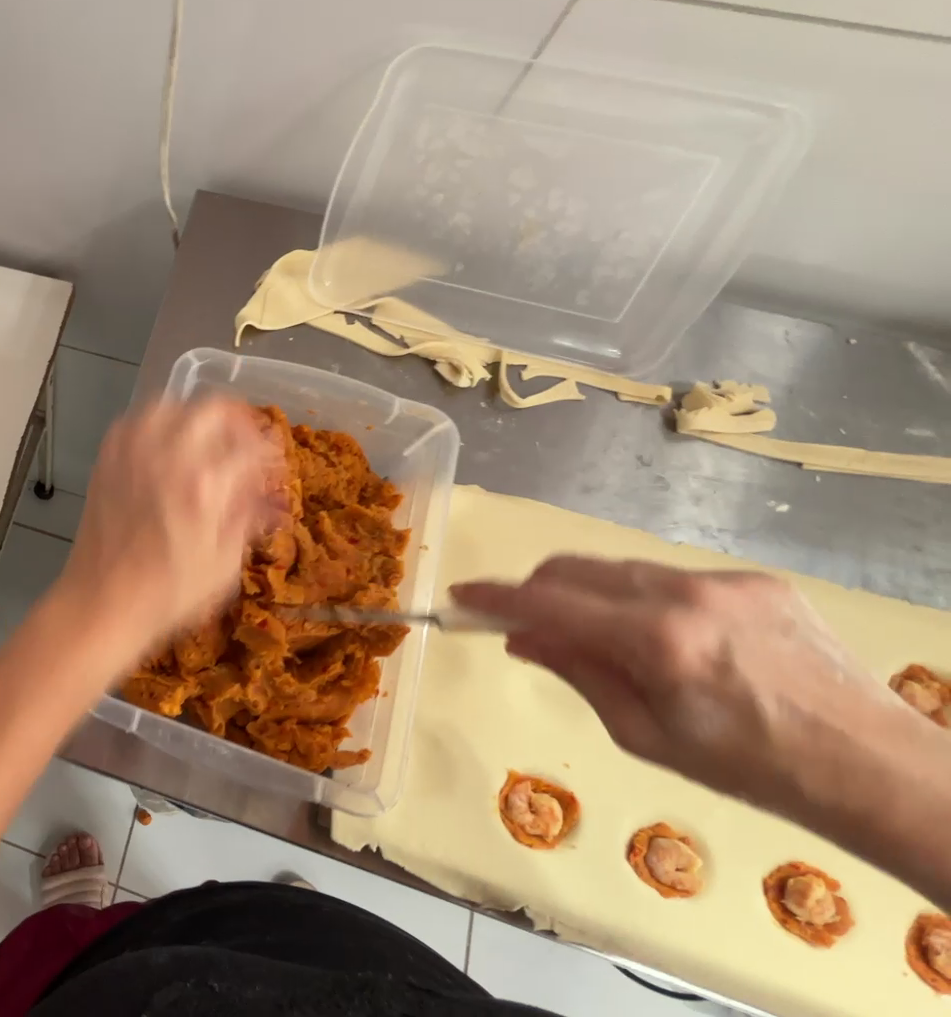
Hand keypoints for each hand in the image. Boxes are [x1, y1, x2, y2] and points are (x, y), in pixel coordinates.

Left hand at [53, 399, 272, 669]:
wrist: (100, 601)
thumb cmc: (167, 594)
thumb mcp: (224, 565)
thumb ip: (246, 520)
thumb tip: (269, 497)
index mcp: (205, 483)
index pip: (252, 446)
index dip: (270, 455)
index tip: (272, 469)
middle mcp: (168, 455)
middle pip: (212, 408)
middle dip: (237, 423)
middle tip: (244, 445)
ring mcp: (132, 452)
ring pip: (171, 404)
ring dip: (194, 417)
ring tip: (205, 441)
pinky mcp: (107, 458)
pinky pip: (136, 421)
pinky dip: (157, 424)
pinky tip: (165, 449)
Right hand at [451, 558, 900, 810]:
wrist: (876, 769)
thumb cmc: (749, 768)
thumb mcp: (642, 732)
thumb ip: (577, 671)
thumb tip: (522, 637)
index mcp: (655, 639)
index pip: (548, 601)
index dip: (496, 597)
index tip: (462, 595)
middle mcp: (687, 595)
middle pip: (578, 569)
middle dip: (539, 590)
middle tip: (524, 622)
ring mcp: (727, 582)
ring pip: (624, 571)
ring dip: (593, 596)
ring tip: (606, 640)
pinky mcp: (758, 582)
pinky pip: (674, 580)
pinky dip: (648, 601)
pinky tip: (674, 641)